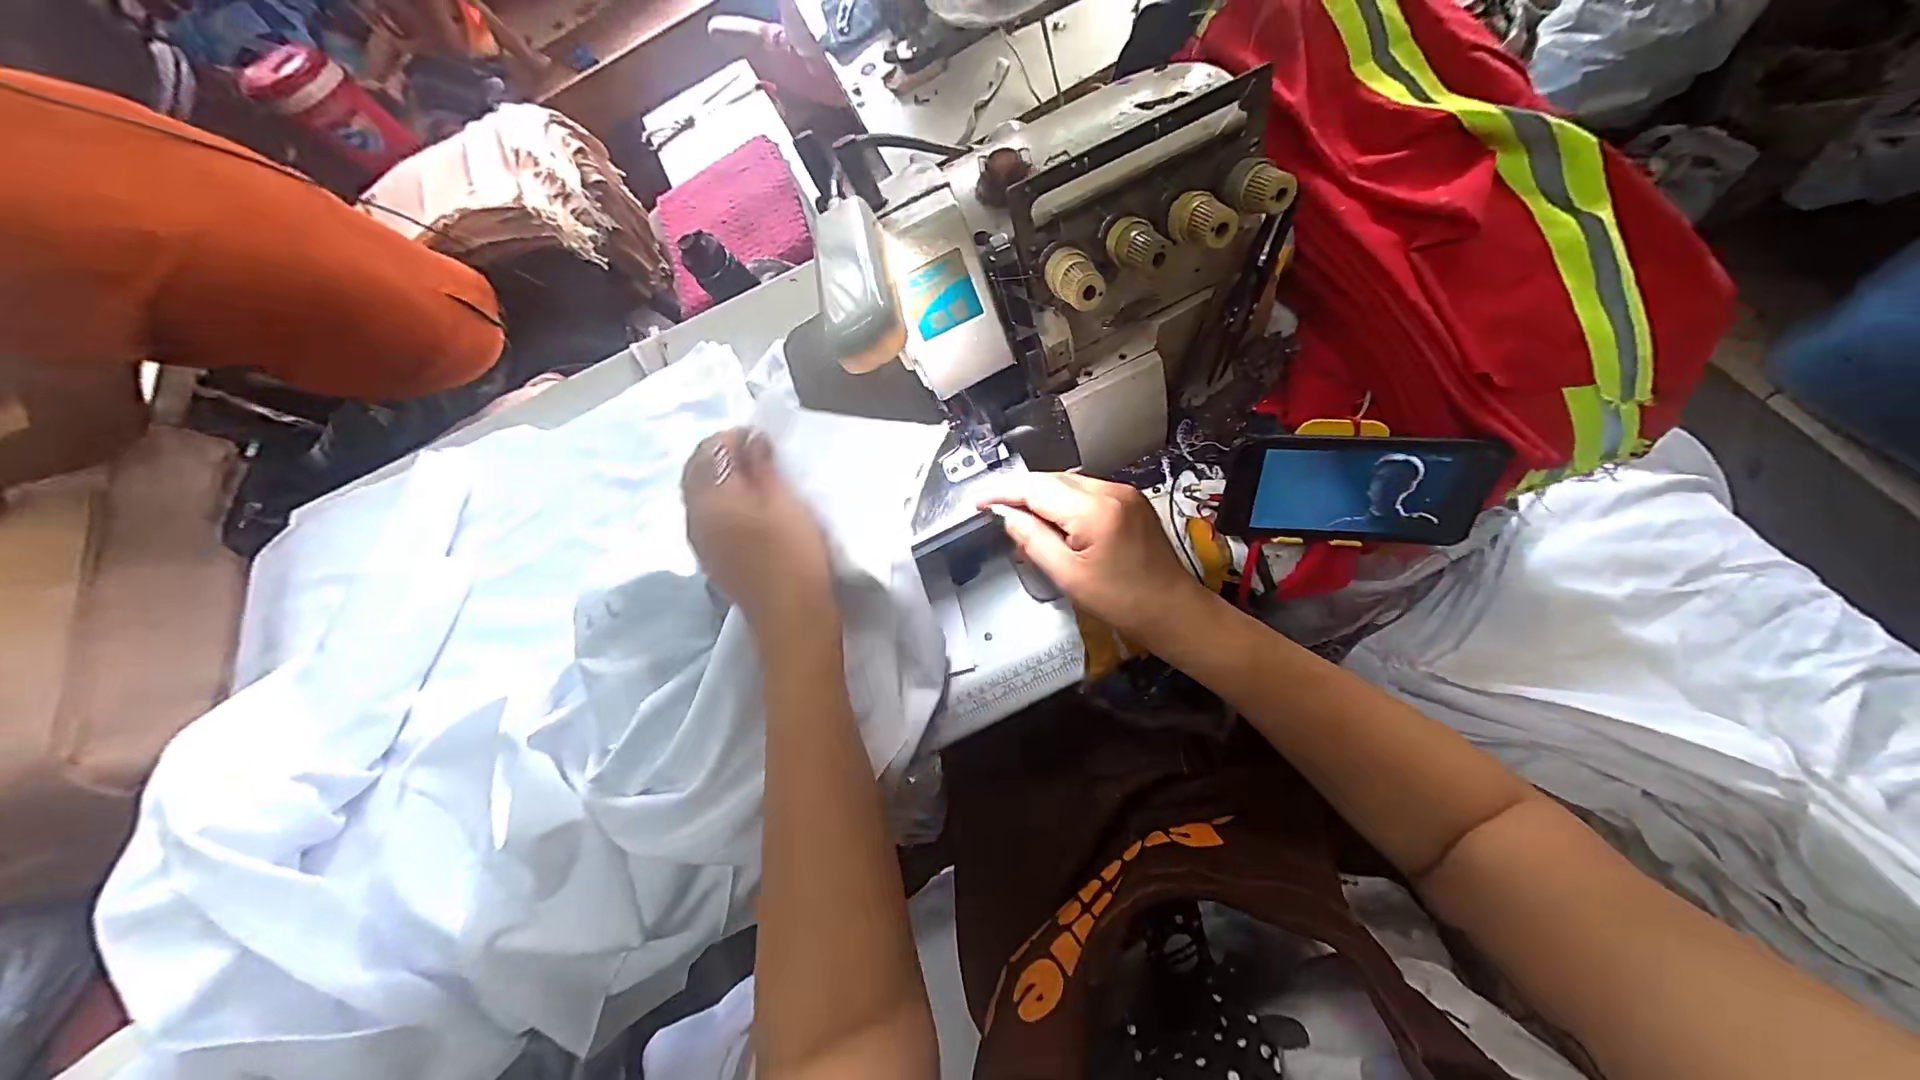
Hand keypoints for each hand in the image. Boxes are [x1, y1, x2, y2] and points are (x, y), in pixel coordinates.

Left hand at [683, 428, 835, 632]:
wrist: (792, 615)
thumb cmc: (793, 554)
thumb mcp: (784, 500)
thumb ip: (762, 465)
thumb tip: (750, 440)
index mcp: (710, 497)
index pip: (709, 449)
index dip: (735, 437)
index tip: (763, 438)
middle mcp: (695, 516)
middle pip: (696, 470)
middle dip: (722, 455)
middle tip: (758, 453)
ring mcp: (700, 539)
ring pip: (700, 493)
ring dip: (721, 478)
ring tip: (756, 477)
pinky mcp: (711, 557)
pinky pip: (707, 515)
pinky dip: (722, 500)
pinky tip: (748, 507)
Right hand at [979, 472, 1214, 646]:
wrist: (1173, 610)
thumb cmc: (1121, 601)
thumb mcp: (1068, 576)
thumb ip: (1032, 540)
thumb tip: (1006, 515)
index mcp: (1094, 510)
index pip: (1036, 488)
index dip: (1002, 492)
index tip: (978, 501)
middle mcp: (1111, 490)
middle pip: (1051, 479)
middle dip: (1019, 491)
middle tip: (993, 510)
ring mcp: (1124, 492)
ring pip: (1068, 482)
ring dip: (1040, 495)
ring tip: (1018, 518)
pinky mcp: (1130, 500)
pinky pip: (1086, 490)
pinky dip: (1062, 501)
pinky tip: (1051, 520)